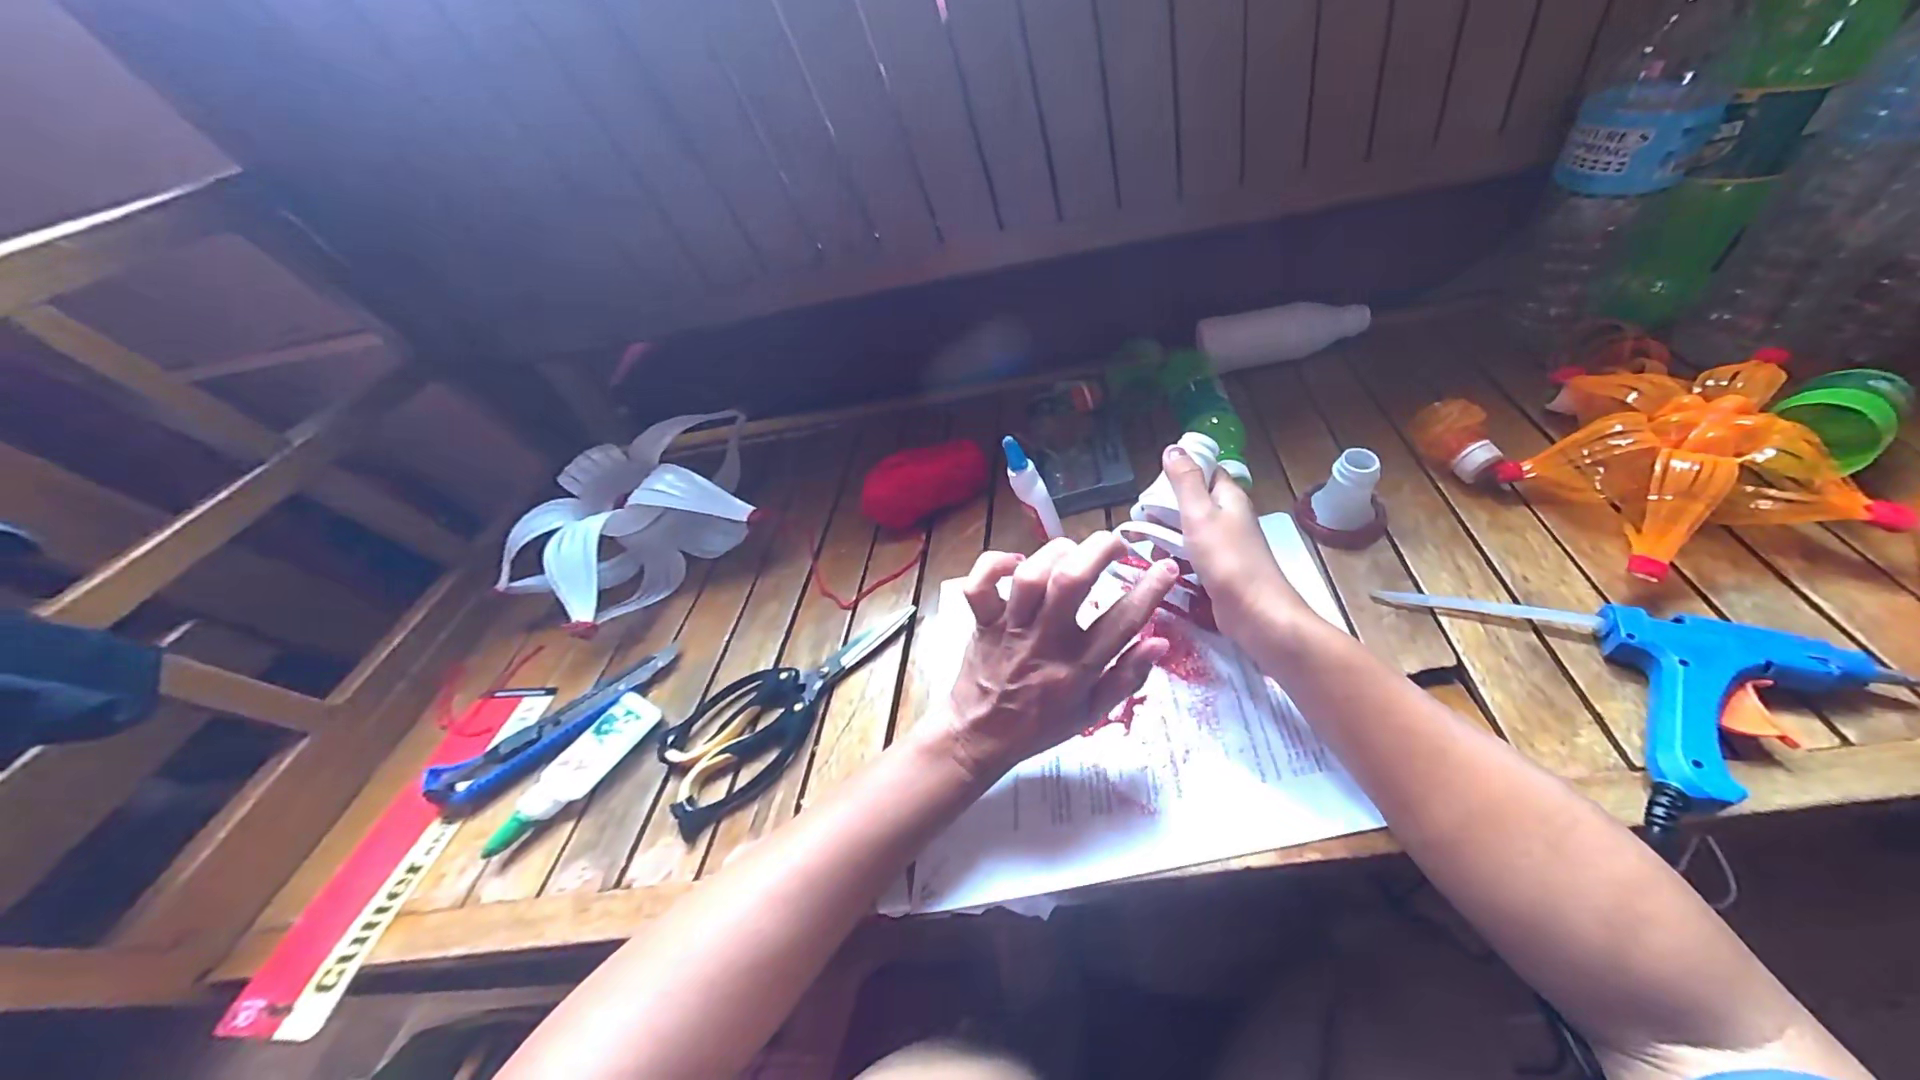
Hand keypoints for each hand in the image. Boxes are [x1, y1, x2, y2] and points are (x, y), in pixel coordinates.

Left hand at [934, 533, 1178, 782]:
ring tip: (1072, 552)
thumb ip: (1127, 677)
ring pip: (1030, 576)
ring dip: (1055, 553)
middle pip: (1071, 581)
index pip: (1123, 621)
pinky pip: (979, 585)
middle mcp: (1045, 642)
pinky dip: (995, 564)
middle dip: (1099, 551)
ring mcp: (1010, 629)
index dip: (1151, 589)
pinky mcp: (982, 622)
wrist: (980, 736)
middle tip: (1116, 544)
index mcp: (1078, 668)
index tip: (1167, 567)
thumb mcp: (1092, 713)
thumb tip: (1160, 642)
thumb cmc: (1039, 725)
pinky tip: (1015, 562)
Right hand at [1161, 444, 1311, 638]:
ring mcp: (1225, 546)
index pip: (1205, 471)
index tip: (1152, 486)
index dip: (1180, 473)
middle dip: (1163, 509)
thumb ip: (1185, 481)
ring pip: (1187, 531)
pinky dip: (1174, 558)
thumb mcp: (1199, 514)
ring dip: (1164, 536)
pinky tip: (1160, 567)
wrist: (1256, 614)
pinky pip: (1190, 556)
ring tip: (1143, 546)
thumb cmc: (1227, 560)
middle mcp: (1229, 517)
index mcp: (1229, 497)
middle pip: (1191, 502)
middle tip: (1140, 520)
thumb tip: (1174, 448)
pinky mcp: (1219, 570)